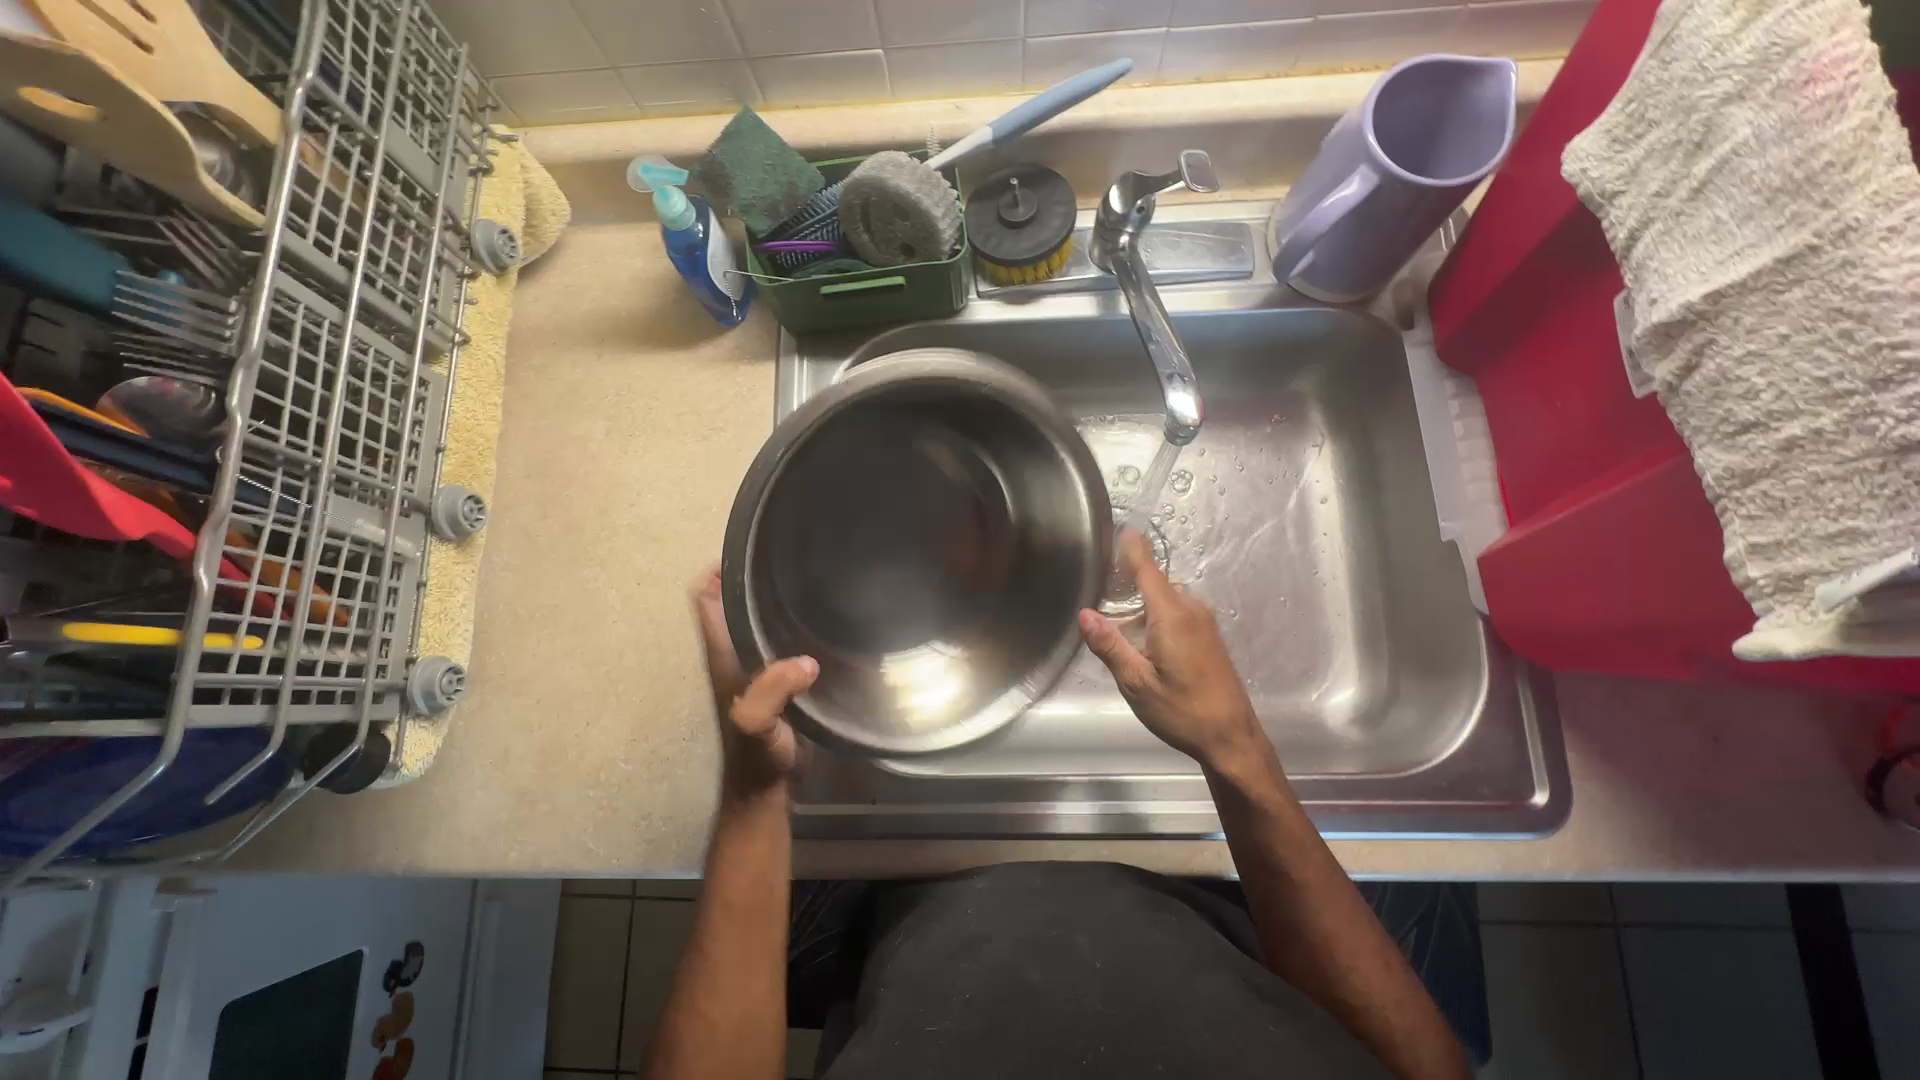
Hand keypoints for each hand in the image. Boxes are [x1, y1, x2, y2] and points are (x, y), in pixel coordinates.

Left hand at [692, 570, 818, 797]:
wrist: (771, 789)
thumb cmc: (758, 757)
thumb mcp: (757, 723)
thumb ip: (771, 691)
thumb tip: (806, 663)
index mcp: (724, 655)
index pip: (708, 599)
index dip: (719, 570)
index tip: (747, 548)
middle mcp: (738, 653)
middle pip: (735, 601)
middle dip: (752, 575)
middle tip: (788, 552)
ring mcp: (761, 665)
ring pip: (762, 619)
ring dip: (777, 599)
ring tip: (812, 573)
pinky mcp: (785, 678)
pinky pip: (788, 639)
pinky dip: (800, 624)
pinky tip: (826, 616)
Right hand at [1078, 531, 1267, 773]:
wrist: (1232, 738)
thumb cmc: (1182, 710)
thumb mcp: (1136, 683)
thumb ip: (1110, 646)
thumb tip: (1085, 615)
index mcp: (1171, 616)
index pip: (1148, 570)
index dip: (1132, 549)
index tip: (1120, 529)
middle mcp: (1191, 611)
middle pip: (1156, 584)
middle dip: (1131, 582)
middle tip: (1102, 593)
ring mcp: (1205, 624)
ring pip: (1168, 601)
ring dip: (1145, 605)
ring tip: (1119, 624)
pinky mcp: (1210, 639)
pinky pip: (1179, 614)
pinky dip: (1159, 617)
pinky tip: (1146, 643)